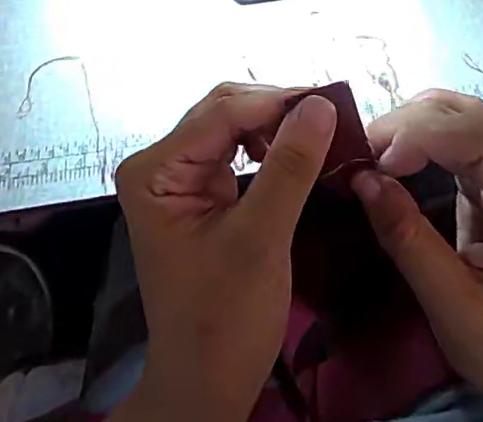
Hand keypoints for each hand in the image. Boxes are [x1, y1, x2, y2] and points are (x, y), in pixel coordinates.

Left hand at [110, 83, 337, 421]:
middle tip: (329, 113)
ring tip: (319, 129)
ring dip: (274, 124)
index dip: (274, 101)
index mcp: (153, 169)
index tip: (328, 99)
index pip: (218, 114)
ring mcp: (176, 174)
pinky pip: (234, 150)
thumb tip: (319, 105)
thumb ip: (289, 168)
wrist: (204, 383)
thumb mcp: (260, 240)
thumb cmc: (223, 320)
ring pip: (230, 125)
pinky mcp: (197, 188)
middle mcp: (158, 162)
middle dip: (274, 109)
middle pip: (221, 112)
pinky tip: (296, 150)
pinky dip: (267, 146)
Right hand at [352, 90, 482, 421]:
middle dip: (407, 125)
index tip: (378, 162)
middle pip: (468, 118)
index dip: (423, 135)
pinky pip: (453, 138)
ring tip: (372, 153)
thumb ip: (410, 244)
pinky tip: (391, 155)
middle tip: (360, 154)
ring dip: (408, 124)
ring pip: (458, 117)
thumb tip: (362, 178)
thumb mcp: (459, 316)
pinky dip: (415, 136)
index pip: (482, 140)